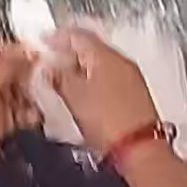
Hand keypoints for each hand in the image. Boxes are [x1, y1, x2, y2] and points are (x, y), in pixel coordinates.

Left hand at [0, 43, 38, 148]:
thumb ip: (13, 61)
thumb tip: (33, 51)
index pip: (5, 49)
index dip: (24, 50)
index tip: (43, 54)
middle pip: (17, 71)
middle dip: (34, 74)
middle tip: (50, 76)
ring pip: (21, 91)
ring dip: (35, 94)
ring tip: (47, 97)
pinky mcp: (2, 120)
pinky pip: (21, 112)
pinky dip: (31, 113)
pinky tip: (38, 115)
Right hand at [45, 29, 158, 155]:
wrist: (142, 151)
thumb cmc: (107, 122)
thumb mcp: (75, 97)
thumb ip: (59, 77)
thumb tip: (50, 67)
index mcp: (104, 54)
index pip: (78, 35)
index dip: (58, 36)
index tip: (44, 40)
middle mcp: (120, 60)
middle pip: (91, 46)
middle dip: (70, 50)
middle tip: (53, 58)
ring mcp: (131, 76)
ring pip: (101, 61)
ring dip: (83, 65)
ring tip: (66, 76)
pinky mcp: (136, 93)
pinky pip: (110, 75)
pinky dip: (95, 77)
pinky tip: (86, 90)